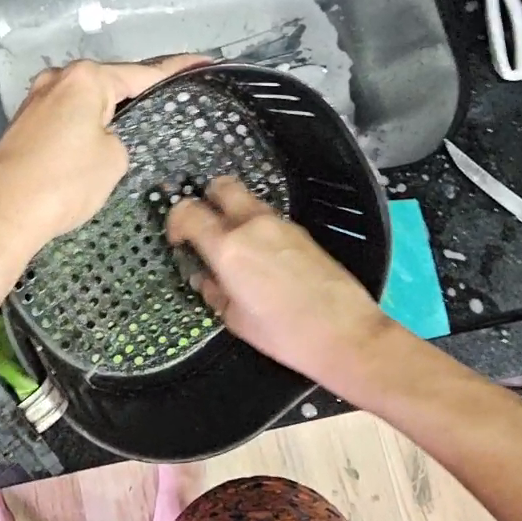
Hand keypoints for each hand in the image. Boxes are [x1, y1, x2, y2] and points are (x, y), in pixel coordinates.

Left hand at [0, 56, 208, 258]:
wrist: (2, 214)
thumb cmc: (64, 183)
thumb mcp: (114, 159)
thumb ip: (122, 137)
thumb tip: (105, 136)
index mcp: (86, 79)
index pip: (143, 72)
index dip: (177, 70)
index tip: (203, 63)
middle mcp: (59, 78)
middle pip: (111, 82)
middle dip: (140, 92)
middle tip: (174, 100)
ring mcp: (37, 99)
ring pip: (87, 100)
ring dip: (111, 111)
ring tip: (142, 123)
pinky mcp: (25, 123)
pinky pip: (68, 116)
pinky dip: (88, 124)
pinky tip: (102, 138)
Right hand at [167, 177, 393, 385]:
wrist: (346, 334)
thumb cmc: (286, 334)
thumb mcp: (236, 320)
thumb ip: (214, 291)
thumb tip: (205, 278)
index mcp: (228, 247)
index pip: (189, 212)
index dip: (175, 222)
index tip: (178, 240)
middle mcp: (253, 225)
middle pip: (221, 186)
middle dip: (206, 199)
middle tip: (204, 226)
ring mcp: (281, 224)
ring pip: (247, 201)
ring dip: (233, 214)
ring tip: (235, 247)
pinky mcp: (302, 232)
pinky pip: (269, 218)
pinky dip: (256, 227)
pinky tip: (262, 258)